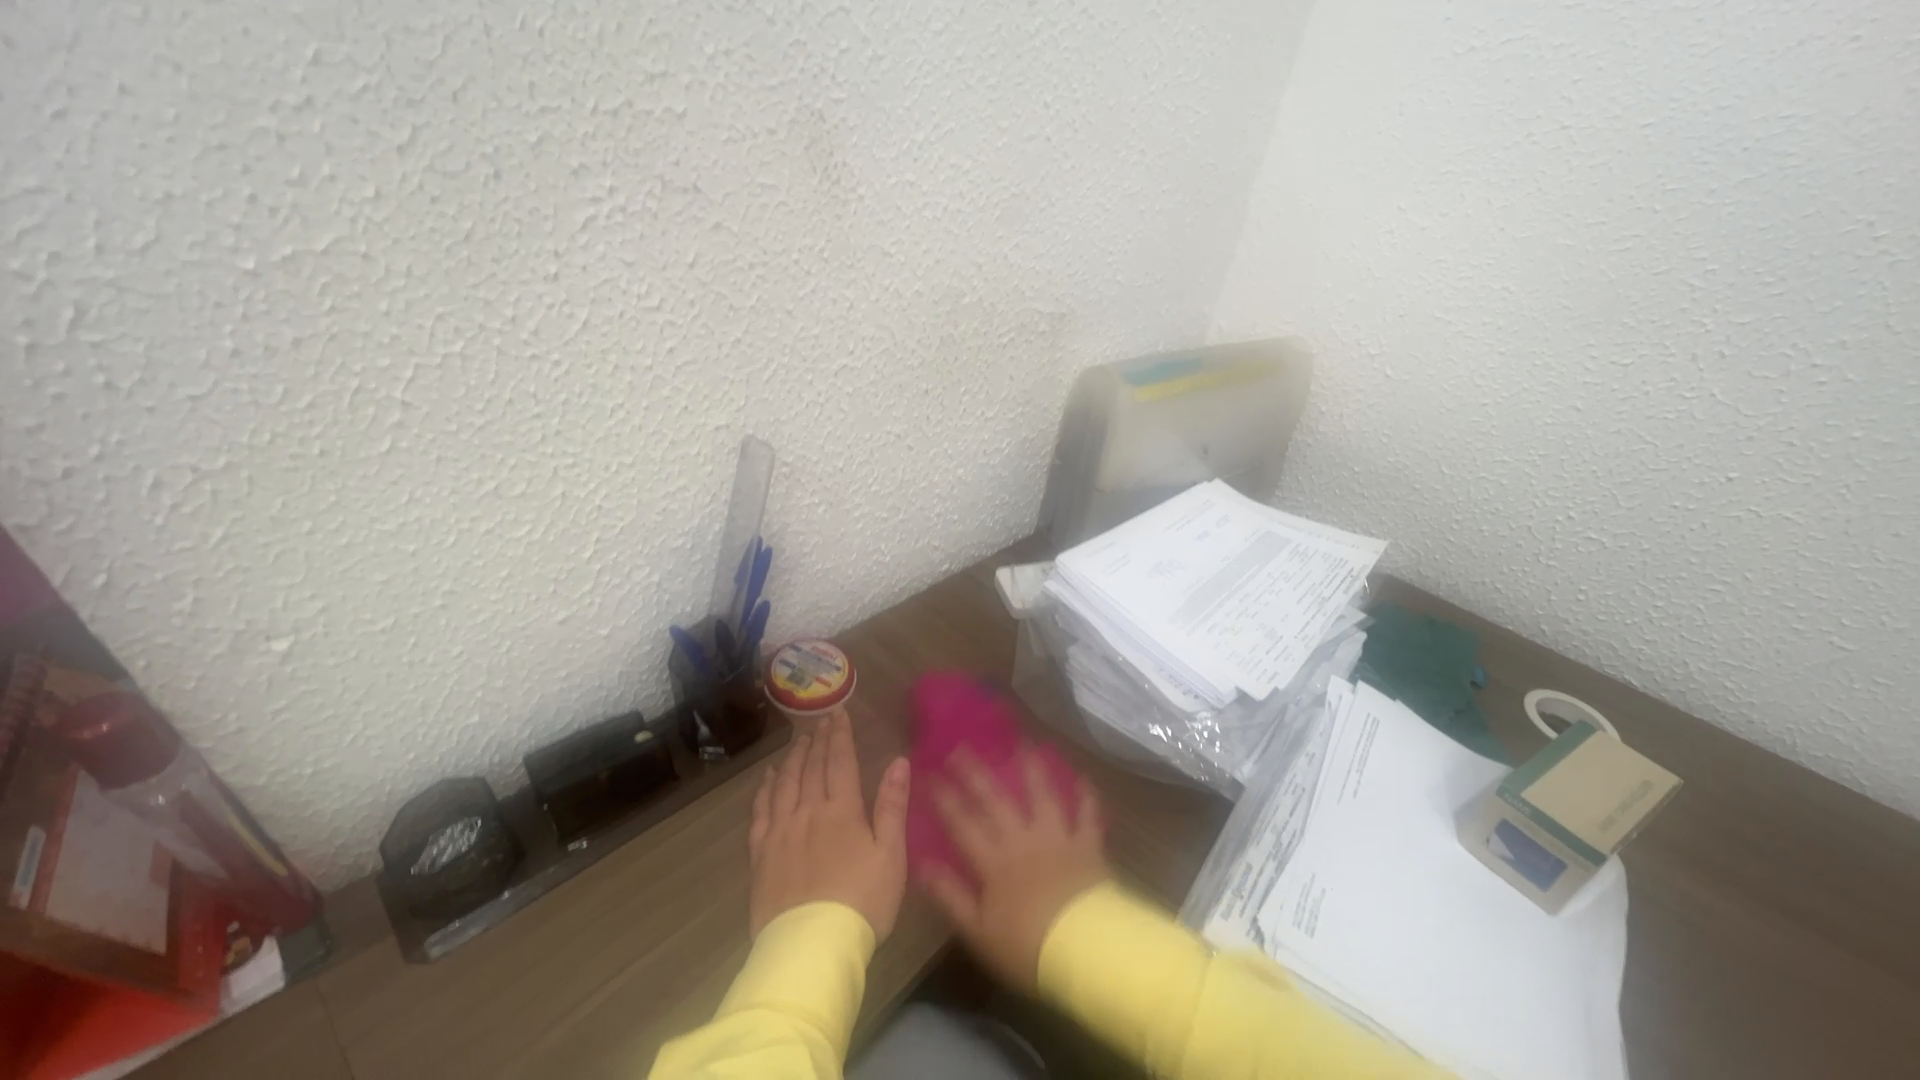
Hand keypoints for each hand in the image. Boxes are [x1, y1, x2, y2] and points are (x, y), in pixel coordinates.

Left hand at [749, 708, 911, 940]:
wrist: (812, 946)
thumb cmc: (862, 902)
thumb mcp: (891, 855)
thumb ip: (892, 806)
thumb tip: (898, 761)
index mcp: (841, 810)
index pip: (840, 761)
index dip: (840, 735)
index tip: (838, 714)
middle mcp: (807, 812)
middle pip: (811, 768)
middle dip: (818, 741)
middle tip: (820, 721)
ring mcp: (779, 832)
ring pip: (785, 783)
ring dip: (793, 759)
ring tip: (798, 742)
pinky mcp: (760, 854)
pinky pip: (760, 811)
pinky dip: (766, 789)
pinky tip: (769, 779)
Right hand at [919, 746, 1108, 990]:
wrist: (1084, 950)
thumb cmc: (1027, 947)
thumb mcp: (977, 929)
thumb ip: (950, 895)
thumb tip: (922, 864)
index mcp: (994, 862)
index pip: (963, 824)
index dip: (946, 799)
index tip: (931, 775)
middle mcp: (1023, 841)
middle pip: (996, 801)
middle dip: (977, 774)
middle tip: (962, 748)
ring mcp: (1058, 839)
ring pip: (1043, 797)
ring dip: (1032, 770)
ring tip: (1024, 744)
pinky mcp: (1088, 847)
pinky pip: (1088, 816)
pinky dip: (1087, 796)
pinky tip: (1084, 778)